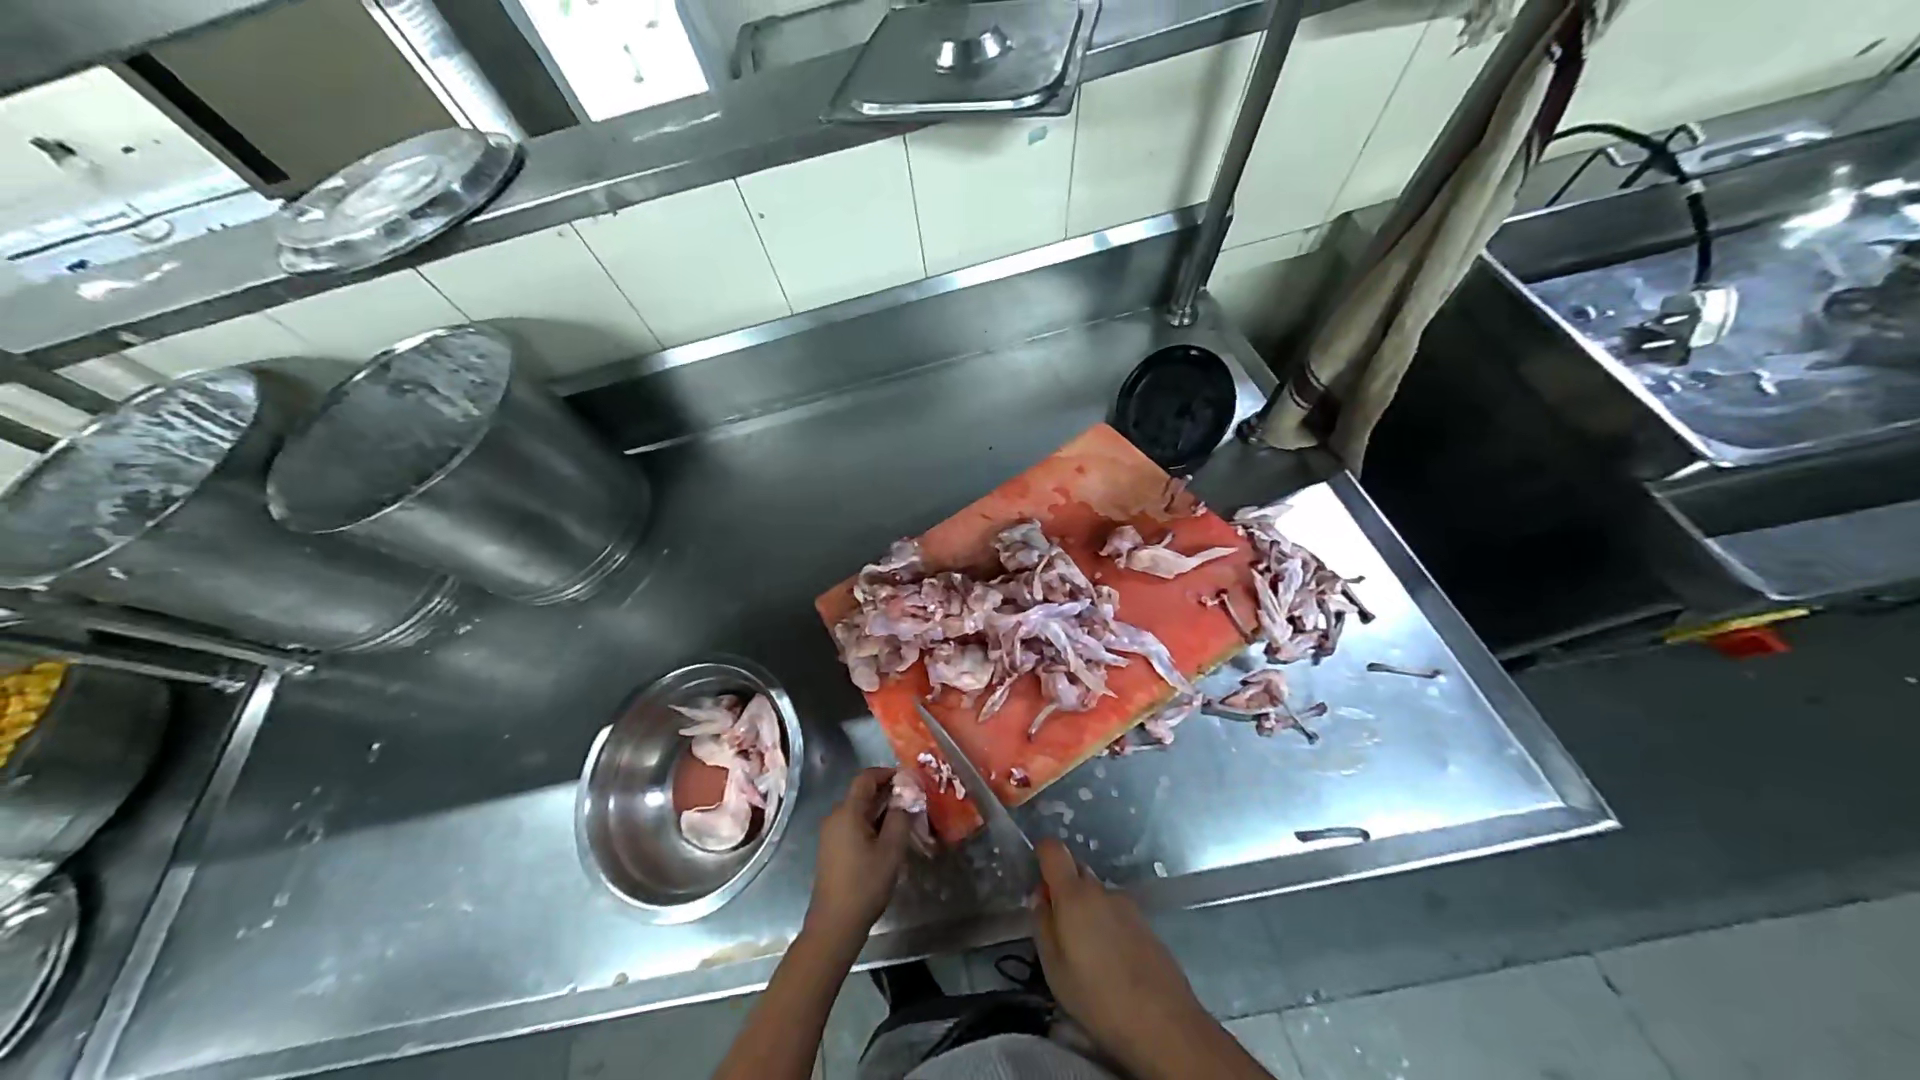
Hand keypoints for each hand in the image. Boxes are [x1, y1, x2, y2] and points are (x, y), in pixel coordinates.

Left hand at [806, 767, 909, 942]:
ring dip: (881, 809)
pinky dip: (871, 823)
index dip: (887, 773)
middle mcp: (835, 816)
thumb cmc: (865, 884)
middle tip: (913, 800)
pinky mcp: (832, 847)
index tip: (909, 779)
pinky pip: (853, 824)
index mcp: (847, 812)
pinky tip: (887, 837)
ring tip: (905, 819)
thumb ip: (900, 817)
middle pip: (862, 793)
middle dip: (888, 792)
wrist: (835, 923)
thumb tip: (906, 794)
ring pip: (859, 809)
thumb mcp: (891, 849)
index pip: (866, 777)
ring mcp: (831, 833)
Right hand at [1032, 840, 1269, 1079]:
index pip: (1053, 849)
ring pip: (1097, 895)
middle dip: (1063, 887)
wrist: (1164, 1023)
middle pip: (1077, 871)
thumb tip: (1039, 895)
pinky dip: (1106, 925)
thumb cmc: (1097, 996)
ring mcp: (1128, 906)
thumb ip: (1042, 923)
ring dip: (1086, 910)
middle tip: (1056, 924)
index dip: (1041, 852)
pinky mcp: (1146, 924)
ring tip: (1084, 951)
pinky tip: (1109, 961)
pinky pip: (1116, 913)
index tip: (1035, 875)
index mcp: (1074, 895)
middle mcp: (1102, 891)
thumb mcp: (1054, 967)